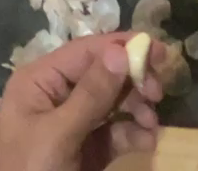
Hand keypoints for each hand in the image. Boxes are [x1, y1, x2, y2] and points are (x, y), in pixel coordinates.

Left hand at [0, 33, 165, 170]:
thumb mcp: (57, 134)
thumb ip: (90, 95)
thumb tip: (119, 51)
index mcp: (39, 81)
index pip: (84, 52)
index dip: (120, 46)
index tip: (157, 50)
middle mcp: (56, 96)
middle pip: (101, 74)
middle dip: (131, 80)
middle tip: (158, 93)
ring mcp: (72, 125)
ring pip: (112, 103)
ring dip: (136, 108)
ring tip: (152, 123)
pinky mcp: (86, 152)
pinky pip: (114, 133)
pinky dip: (133, 134)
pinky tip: (147, 141)